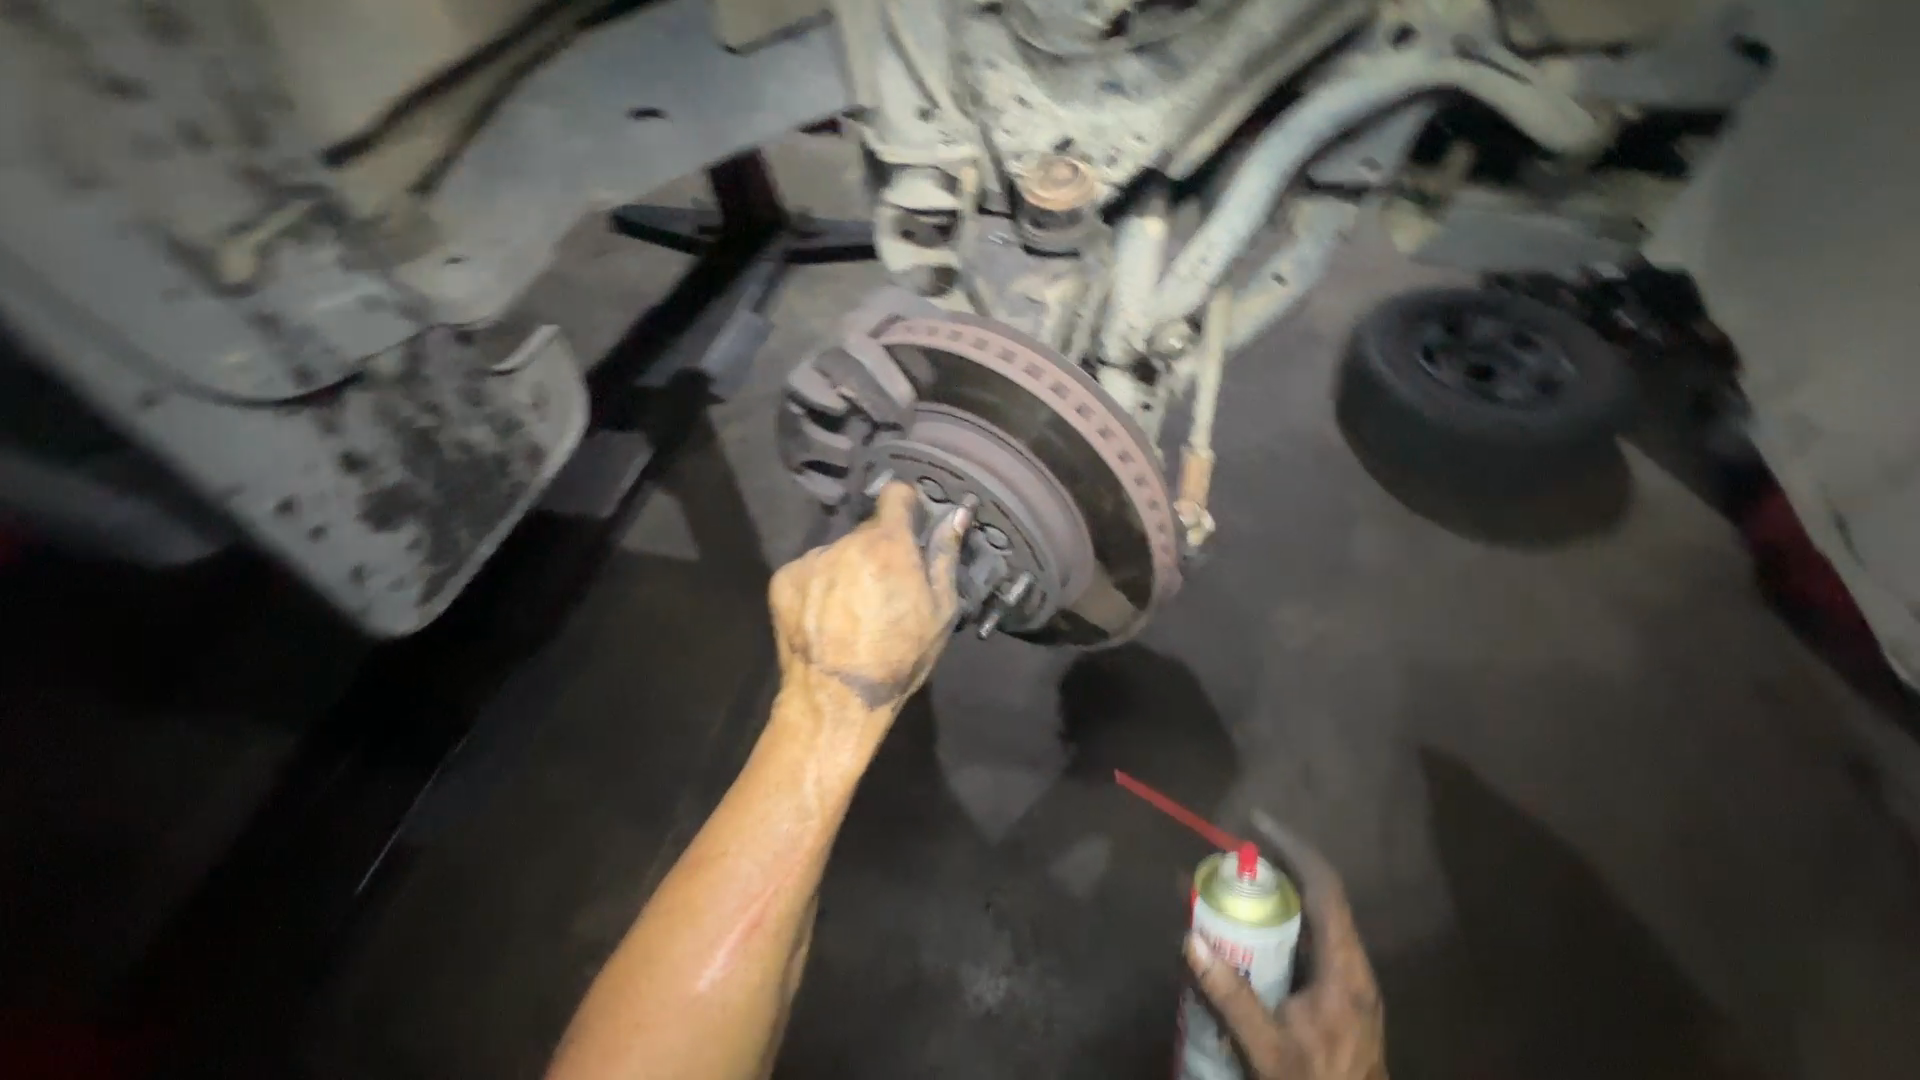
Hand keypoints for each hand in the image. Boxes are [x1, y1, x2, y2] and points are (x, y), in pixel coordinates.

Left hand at [768, 482, 968, 751]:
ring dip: (849, 568)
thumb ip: (945, 556)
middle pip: (868, 531)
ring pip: (838, 552)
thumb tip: (956, 513)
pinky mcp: (784, 579)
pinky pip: (811, 570)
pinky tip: (828, 618)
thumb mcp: (940, 611)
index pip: (896, 495)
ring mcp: (811, 560)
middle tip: (886, 589)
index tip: (911, 525)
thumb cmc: (899, 658)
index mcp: (888, 545)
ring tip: (854, 610)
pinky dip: (821, 586)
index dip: (907, 506)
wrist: (836, 699)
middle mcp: (845, 542)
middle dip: (880, 550)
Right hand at [1186, 812, 1386, 1079]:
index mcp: (1345, 969)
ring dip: (1280, 897)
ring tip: (1237, 886)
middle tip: (1235, 856)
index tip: (1257, 823)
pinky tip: (1253, 935)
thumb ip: (1230, 996)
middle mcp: (1354, 966)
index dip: (1294, 849)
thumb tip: (1190, 939)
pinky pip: (1313, 944)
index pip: (1326, 889)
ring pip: (1317, 921)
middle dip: (1279, 869)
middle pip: (1321, 898)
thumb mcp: (1268, 1048)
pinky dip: (1283, 926)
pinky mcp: (1342, 995)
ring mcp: (1351, 981)